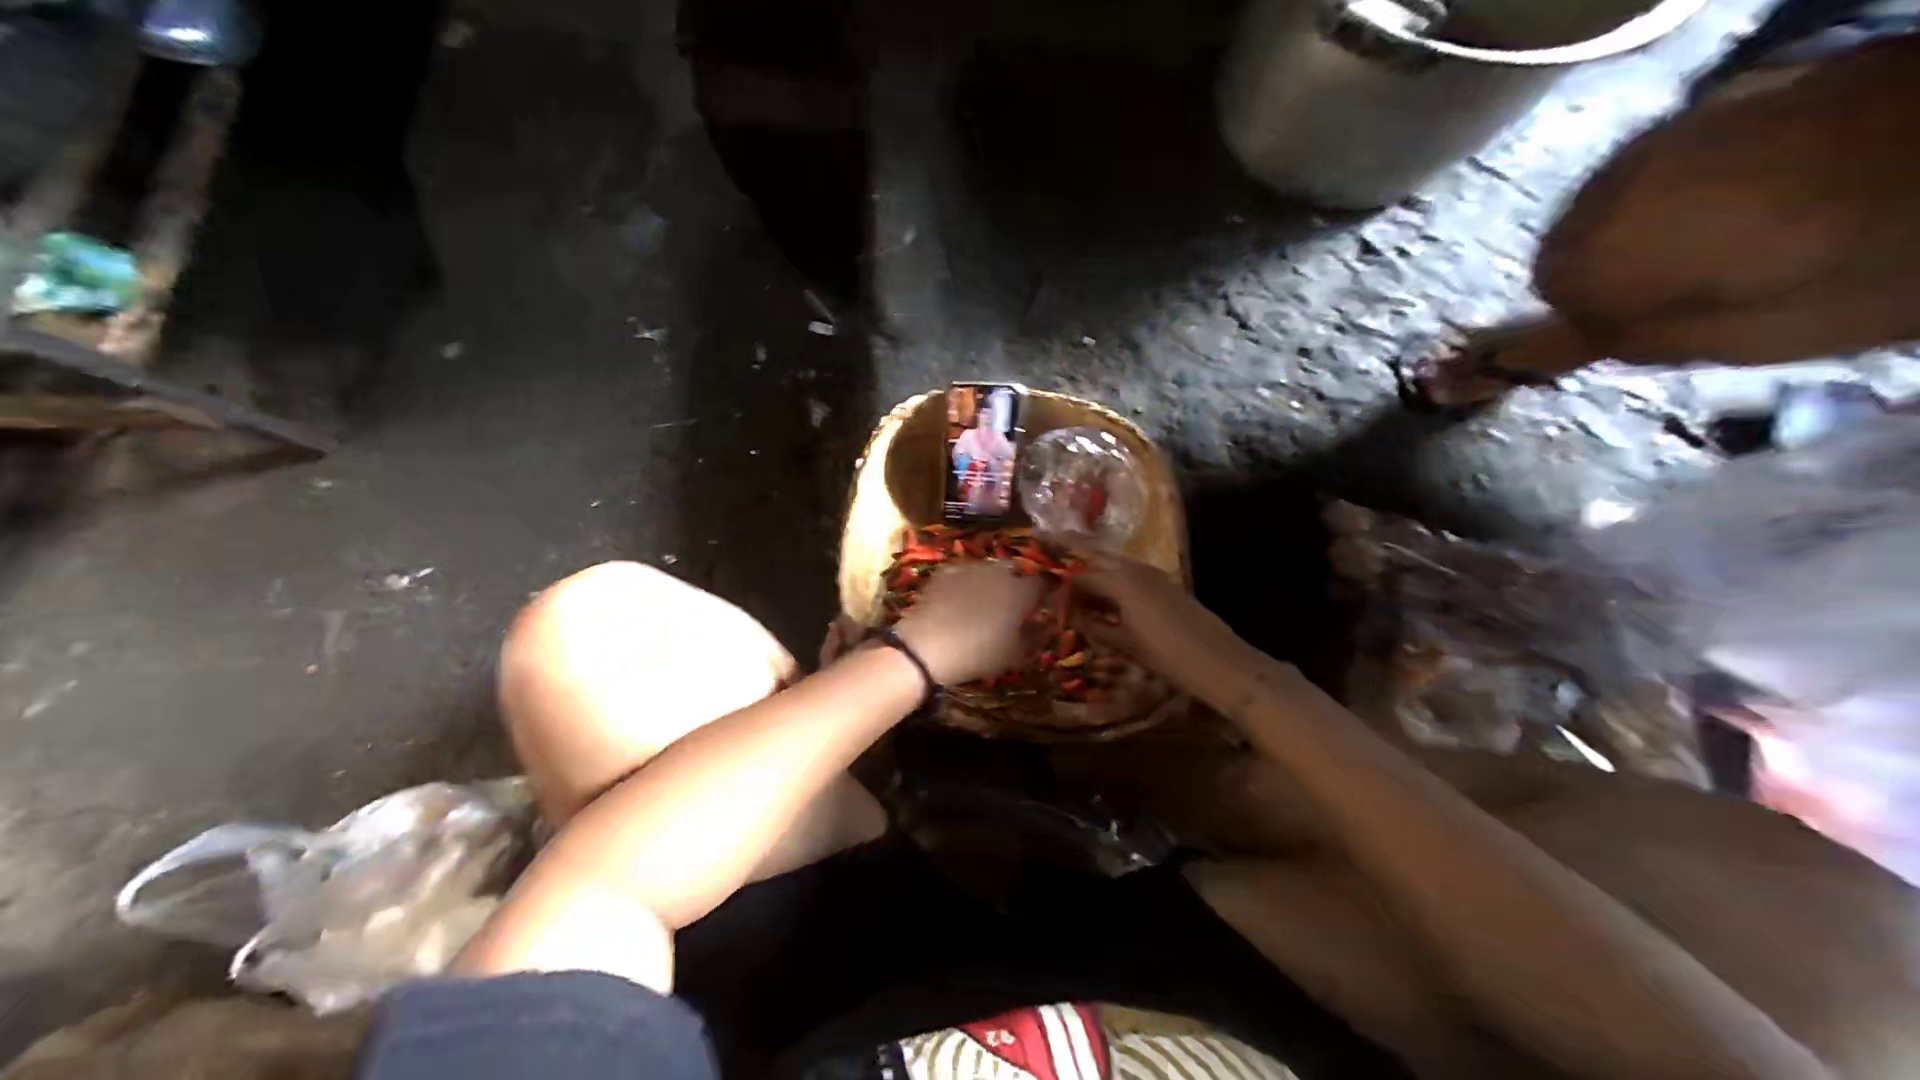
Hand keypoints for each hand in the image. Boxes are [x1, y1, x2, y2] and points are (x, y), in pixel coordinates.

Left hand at [892, 561, 1042, 685]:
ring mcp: (971, 567)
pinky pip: (964, 572)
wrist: (926, 645)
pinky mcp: (946, 570)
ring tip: (982, 602)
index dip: (1041, 594)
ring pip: (989, 569)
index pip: (1041, 583)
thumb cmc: (978, 653)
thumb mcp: (1014, 654)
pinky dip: (966, 582)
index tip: (1038, 607)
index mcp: (1021, 591)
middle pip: (1015, 570)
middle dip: (1016, 582)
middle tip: (1010, 604)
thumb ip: (1034, 636)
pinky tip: (958, 599)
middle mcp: (999, 572)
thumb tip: (1045, 625)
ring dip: (991, 581)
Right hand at [1072, 554, 1249, 685]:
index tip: (1052, 607)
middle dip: (1078, 575)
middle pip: (1096, 561)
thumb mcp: (1124, 644)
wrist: (1219, 662)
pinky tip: (1114, 607)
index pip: (1079, 577)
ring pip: (1115, 565)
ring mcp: (1154, 574)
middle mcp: (1135, 569)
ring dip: (1097, 578)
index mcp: (1120, 582)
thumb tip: (1069, 616)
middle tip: (1065, 598)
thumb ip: (1093, 626)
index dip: (1062, 591)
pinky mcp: (1167, 583)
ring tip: (1087, 604)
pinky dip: (1117, 584)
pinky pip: (1132, 574)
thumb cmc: (1166, 656)